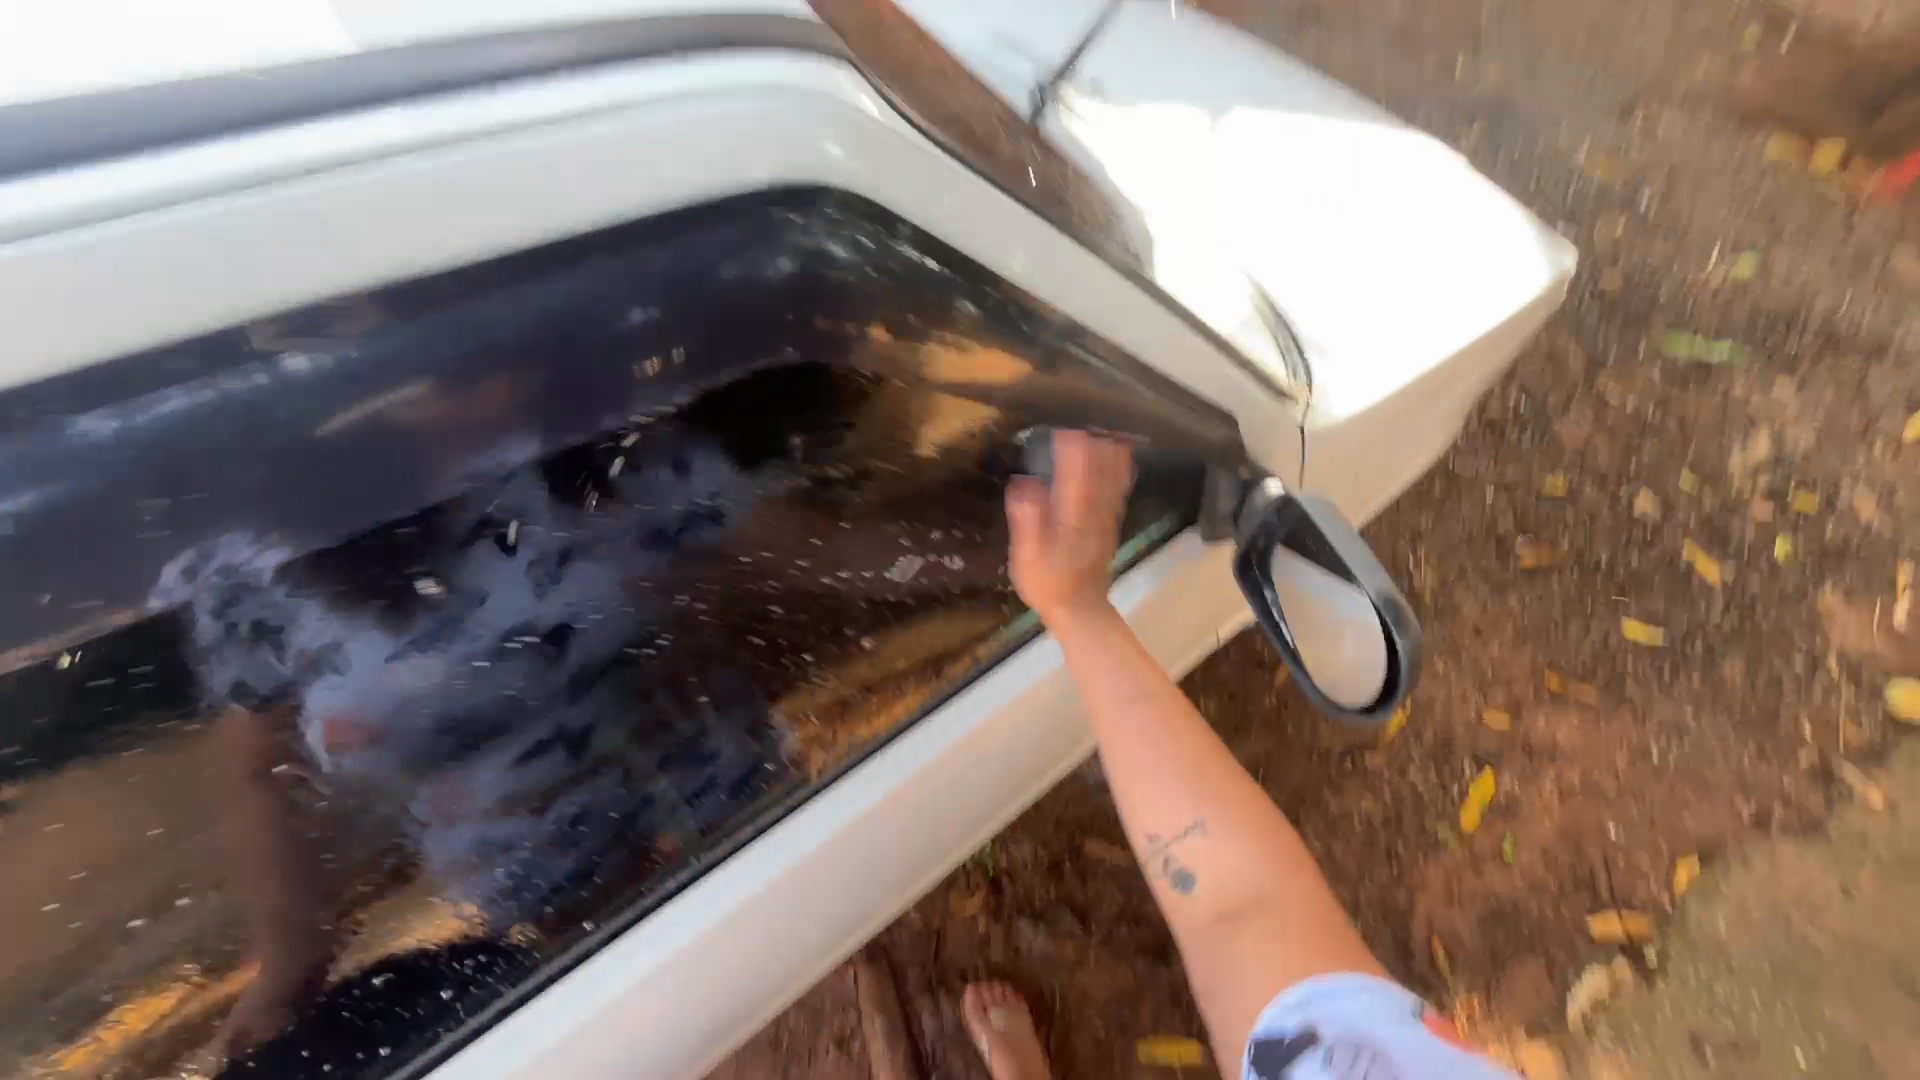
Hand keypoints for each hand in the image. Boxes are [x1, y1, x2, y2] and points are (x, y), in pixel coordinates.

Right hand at [1005, 430, 1133, 626]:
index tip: (1067, 423)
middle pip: (1101, 470)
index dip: (1073, 447)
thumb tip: (1023, 483)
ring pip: (1114, 477)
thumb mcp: (1027, 556)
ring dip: (1112, 450)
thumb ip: (1027, 520)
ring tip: (1109, 424)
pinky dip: (1120, 467)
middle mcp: (1095, 512)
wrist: (1080, 610)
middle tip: (1090, 413)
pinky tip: (1121, 454)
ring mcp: (1107, 517)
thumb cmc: (1048, 584)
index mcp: (1073, 517)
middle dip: (1096, 441)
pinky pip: (1119, 488)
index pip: (1076, 473)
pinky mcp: (1111, 523)